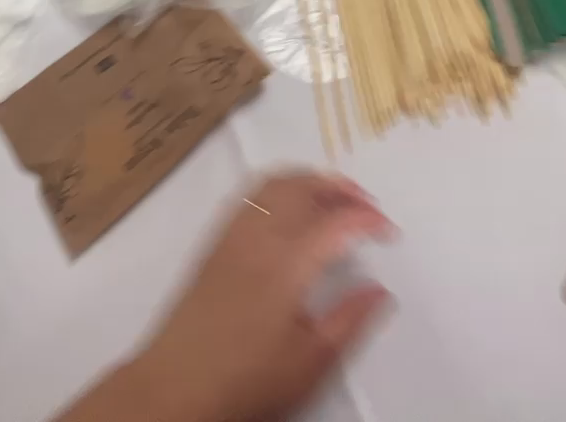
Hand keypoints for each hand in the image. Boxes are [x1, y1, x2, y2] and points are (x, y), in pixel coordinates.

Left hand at [120, 172, 395, 421]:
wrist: (177, 385)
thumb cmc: (246, 380)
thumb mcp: (311, 362)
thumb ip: (350, 319)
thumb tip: (380, 291)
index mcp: (288, 264)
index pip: (337, 222)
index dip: (368, 219)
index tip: (388, 230)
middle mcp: (259, 236)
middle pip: (304, 187)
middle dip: (340, 187)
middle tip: (366, 204)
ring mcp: (233, 234)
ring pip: (275, 183)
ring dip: (309, 179)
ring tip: (333, 196)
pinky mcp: (215, 240)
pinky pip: (251, 193)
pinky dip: (279, 185)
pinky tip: (289, 203)